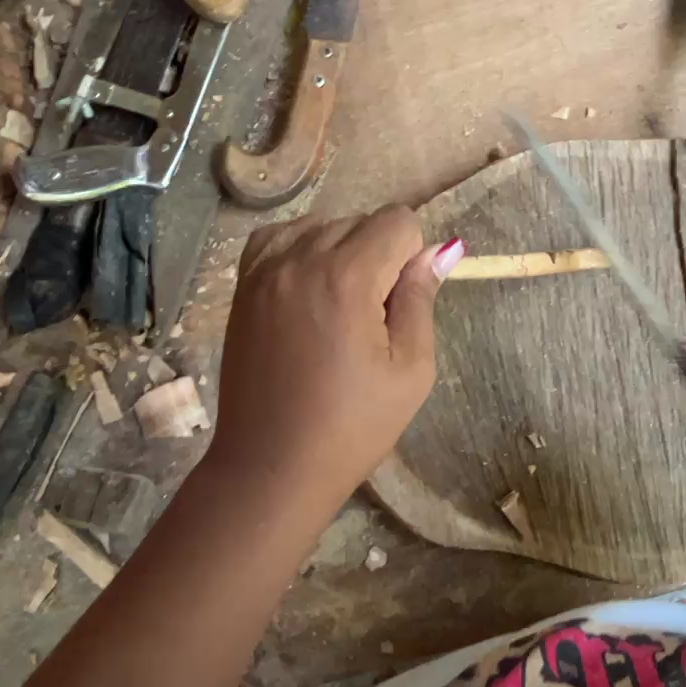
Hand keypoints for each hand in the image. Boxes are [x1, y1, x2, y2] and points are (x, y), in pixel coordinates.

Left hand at [212, 206, 464, 502]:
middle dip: (379, 255)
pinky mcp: (243, 285)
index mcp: (347, 278)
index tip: (402, 301)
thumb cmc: (352, 427)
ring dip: (341, 250)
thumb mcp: (410, 369)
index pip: (396, 221)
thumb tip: (442, 248)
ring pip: (321, 225)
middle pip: (360, 220)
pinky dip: (301, 249)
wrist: (271, 466)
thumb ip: (421, 298)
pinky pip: (279, 237)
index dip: (412, 255)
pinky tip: (309, 286)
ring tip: (339, 306)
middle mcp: (301, 259)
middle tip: (373, 316)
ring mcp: (265, 270)